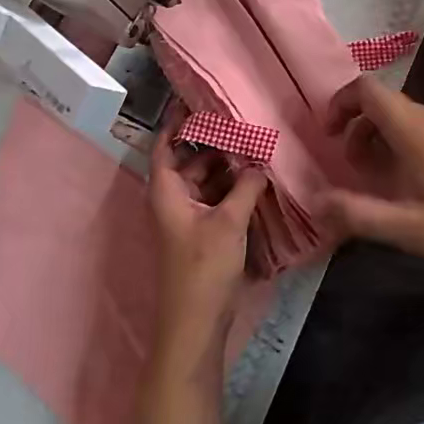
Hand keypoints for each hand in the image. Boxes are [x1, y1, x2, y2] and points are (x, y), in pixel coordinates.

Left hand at [148, 123, 265, 348]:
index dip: (177, 123)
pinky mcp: (202, 235)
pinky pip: (215, 201)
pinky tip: (255, 182)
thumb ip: (244, 188)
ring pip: (205, 182)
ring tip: (255, 149)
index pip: (165, 145)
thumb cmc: (203, 266)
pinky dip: (230, 191)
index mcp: (166, 190)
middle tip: (242, 125)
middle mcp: (173, 199)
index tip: (197, 100)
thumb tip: (259, 164)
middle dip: (213, 145)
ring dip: (226, 169)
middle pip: (189, 161)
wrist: (196, 323)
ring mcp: (187, 218)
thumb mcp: (228, 222)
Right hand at [321, 75, 423, 280]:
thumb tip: (314, 201)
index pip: (366, 88)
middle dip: (352, 123)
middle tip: (348, 162)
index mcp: (413, 130)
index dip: (339, 103)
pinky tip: (394, 179)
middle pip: (376, 98)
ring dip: (369, 135)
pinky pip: (407, 125)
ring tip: (368, 174)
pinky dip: (388, 142)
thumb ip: (355, 213)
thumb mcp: (406, 228)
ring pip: (391, 112)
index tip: (328, 135)